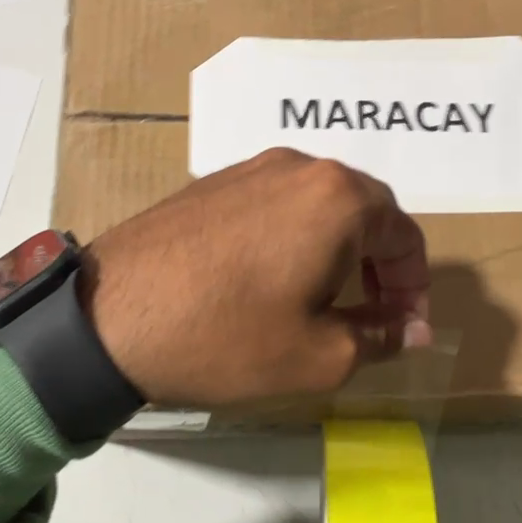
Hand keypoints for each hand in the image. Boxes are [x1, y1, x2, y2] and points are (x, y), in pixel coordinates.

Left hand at [80, 148, 431, 408]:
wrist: (107, 317)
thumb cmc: (226, 337)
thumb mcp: (318, 356)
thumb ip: (380, 337)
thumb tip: (413, 329)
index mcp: (337, 197)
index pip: (405, 236)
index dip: (414, 288)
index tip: (404, 329)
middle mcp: (298, 166)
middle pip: (364, 211)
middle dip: (378, 265)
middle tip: (371, 316)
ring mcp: (248, 168)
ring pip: (317, 205)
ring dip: (335, 250)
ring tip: (322, 301)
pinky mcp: (211, 183)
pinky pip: (274, 204)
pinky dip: (292, 238)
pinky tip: (270, 280)